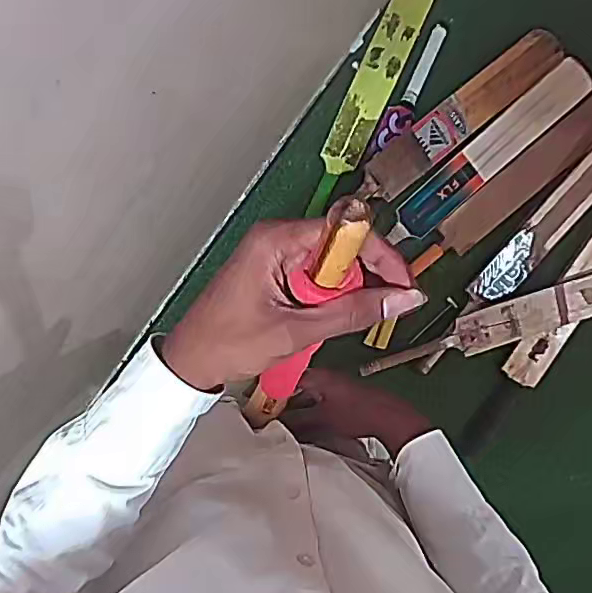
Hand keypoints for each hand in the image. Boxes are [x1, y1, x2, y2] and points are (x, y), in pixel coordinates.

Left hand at [160, 217, 424, 390]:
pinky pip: (314, 277)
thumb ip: (352, 313)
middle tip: (375, 308)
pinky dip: (326, 299)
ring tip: (333, 321)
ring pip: (331, 265)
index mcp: (275, 240)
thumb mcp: (295, 331)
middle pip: (341, 246)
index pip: (346, 230)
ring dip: (343, 293)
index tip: (402, 283)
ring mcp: (274, 254)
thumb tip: (399, 299)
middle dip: (364, 278)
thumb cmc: (224, 343)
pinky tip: (319, 320)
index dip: (380, 256)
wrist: (190, 362)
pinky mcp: (274, 271)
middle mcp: (275, 238)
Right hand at [278, 368, 433, 457]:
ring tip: (279, 420)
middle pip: (292, 384)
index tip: (256, 400)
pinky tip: (302, 421)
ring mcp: (332, 385)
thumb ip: (296, 422)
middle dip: (279, 398)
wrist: (390, 418)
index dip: (268, 389)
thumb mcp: (321, 420)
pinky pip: (315, 399)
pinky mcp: (340, 395)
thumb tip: (275, 425)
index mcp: (316, 375)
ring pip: (304, 393)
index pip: (283, 377)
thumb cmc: (358, 414)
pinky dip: (306, 408)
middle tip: (264, 413)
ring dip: (293, 405)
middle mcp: (323, 376)